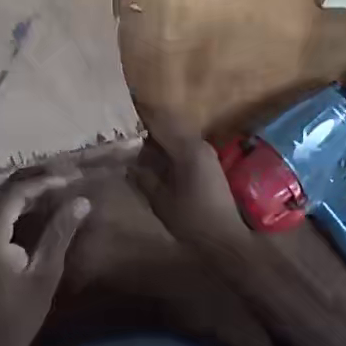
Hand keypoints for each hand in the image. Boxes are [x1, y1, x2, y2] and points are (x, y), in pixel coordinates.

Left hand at [0, 170, 90, 345]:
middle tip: (65, 176)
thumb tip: (81, 201)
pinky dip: (14, 207)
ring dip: (24, 192)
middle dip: (33, 181)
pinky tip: (36, 209)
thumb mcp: (45, 272)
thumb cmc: (19, 314)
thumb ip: (60, 232)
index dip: (43, 182)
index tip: (71, 179)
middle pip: (1, 192)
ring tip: (56, 187)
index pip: (15, 194)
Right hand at [130, 105, 252, 250]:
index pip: (159, 121)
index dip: (139, 113)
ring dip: (157, 133)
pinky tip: (153, 154)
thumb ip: (144, 178)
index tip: (121, 106)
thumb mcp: (160, 201)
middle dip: (147, 121)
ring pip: (177, 133)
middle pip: (169, 123)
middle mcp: (199, 144)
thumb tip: (129, 163)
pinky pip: (183, 144)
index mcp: (187, 149)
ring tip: (133, 136)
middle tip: (122, 122)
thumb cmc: (191, 221)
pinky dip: (167, 144)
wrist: (224, 239)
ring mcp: (206, 153)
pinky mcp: (208, 163)